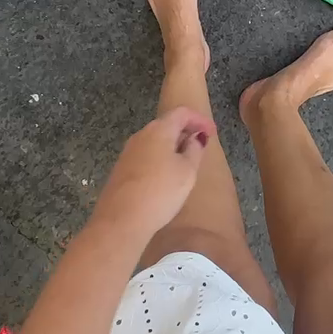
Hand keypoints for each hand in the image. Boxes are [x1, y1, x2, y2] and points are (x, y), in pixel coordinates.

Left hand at [91, 106, 214, 238]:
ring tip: (186, 163)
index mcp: (159, 130)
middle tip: (200, 146)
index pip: (182, 112)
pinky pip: (145, 155)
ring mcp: (128, 152)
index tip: (212, 133)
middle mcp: (141, 135)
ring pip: (155, 140)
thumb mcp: (187, 172)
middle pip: (167, 124)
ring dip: (172, 146)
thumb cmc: (160, 192)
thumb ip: (194, 150)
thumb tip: (194, 138)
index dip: (200, 120)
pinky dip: (160, 158)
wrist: (120, 221)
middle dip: (185, 132)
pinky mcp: (121, 169)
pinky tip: (165, 177)